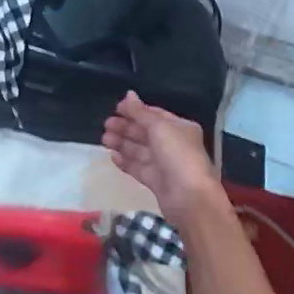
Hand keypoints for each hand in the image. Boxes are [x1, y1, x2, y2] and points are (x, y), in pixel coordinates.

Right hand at [102, 92, 222, 218]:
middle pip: (146, 132)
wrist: (189, 198)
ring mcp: (165, 164)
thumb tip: (128, 94)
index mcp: (180, 128)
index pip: (155, 115)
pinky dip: (126, 161)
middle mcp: (174, 144)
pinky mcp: (157, 182)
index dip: (136, 110)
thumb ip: (141, 112)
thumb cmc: (178, 155)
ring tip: (104, 139)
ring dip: (122, 143)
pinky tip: (112, 157)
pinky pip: (139, 168)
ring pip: (140, 150)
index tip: (116, 108)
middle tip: (106, 125)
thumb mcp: (159, 128)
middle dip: (126, 127)